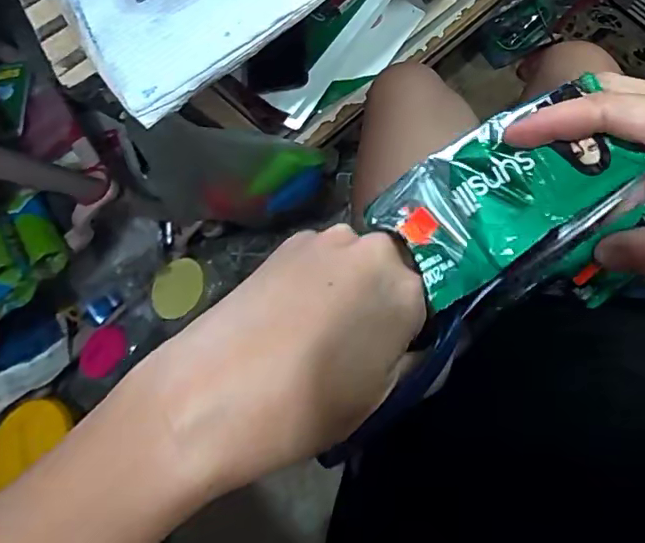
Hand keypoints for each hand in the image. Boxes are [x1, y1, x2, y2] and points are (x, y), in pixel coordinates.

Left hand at [121, 225, 424, 494]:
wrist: (209, 392)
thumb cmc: (304, 407)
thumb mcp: (375, 399)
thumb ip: (413, 360)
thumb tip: (421, 343)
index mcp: (406, 287)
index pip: (435, 292)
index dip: (418, 320)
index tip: (400, 343)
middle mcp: (374, 248)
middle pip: (395, 267)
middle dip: (384, 295)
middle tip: (358, 338)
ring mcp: (329, 238)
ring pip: (357, 259)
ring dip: (350, 283)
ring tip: (316, 326)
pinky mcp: (291, 239)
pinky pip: (322, 256)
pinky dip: (318, 277)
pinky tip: (290, 313)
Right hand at [504, 75, 644, 307]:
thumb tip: (595, 250)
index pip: (611, 112)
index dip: (555, 121)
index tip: (510, 136)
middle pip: (617, 97)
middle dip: (566, 117)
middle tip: (522, 151)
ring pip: (634, 112)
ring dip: (593, 134)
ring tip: (553, 167)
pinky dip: (622, 151)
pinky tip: (608, 182)